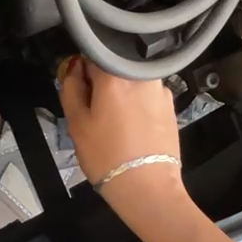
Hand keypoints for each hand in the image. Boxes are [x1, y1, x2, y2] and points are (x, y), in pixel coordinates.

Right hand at [57, 56, 185, 205]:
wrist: (147, 187)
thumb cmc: (107, 157)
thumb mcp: (77, 124)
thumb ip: (70, 89)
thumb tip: (72, 70)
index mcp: (115, 75)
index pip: (92, 54)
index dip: (81, 69)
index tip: (78, 86)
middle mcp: (141, 75)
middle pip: (115, 67)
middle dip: (103, 82)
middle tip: (95, 109)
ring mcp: (160, 89)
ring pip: (133, 81)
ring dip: (122, 93)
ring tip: (116, 122)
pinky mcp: (171, 106)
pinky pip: (148, 96)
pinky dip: (138, 105)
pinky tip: (133, 127)